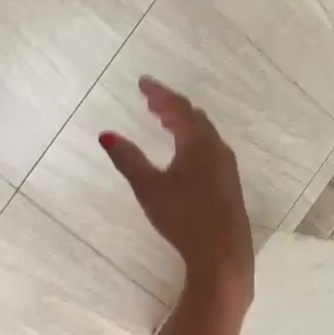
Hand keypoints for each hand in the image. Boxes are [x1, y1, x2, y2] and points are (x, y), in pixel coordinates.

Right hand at [100, 77, 254, 293]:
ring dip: (182, 122)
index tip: (142, 81)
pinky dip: (191, 137)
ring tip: (163, 120)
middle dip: (170, 106)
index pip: (177, 109)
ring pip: (203, 133)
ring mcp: (225, 166)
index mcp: (197, 144)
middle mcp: (216, 149)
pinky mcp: (227, 182)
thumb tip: (106, 135)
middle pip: (193, 117)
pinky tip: (183, 151)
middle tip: (150, 100)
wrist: (222, 252)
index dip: (159, 93)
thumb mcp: (148, 188)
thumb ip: (128, 159)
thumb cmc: (183, 217)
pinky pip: (208, 146)